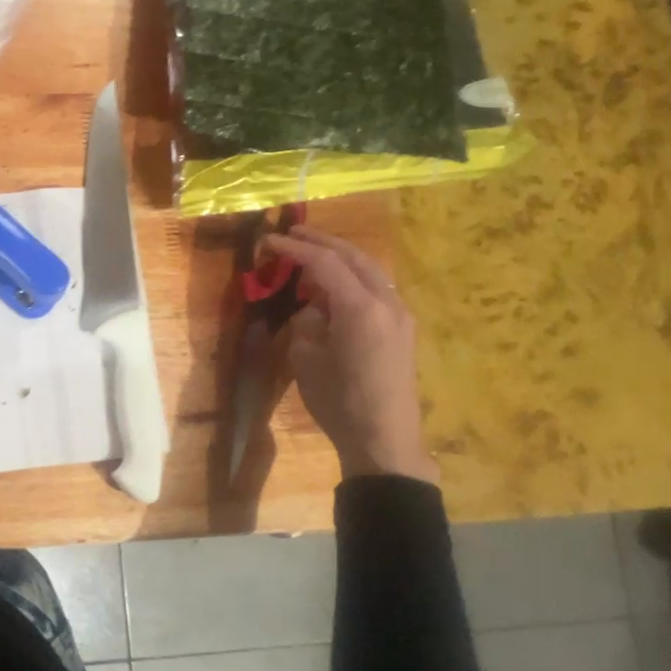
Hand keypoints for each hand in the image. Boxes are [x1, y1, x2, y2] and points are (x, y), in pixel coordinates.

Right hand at [262, 225, 438, 484]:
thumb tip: (313, 308)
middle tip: (292, 234)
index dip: (295, 249)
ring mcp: (400, 315)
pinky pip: (377, 288)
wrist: (384, 437)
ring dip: (341, 257)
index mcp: (359, 308)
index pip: (325, 264)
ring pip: (371, 270)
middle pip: (354, 258)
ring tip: (312, 255)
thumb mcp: (306, 359)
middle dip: (322, 242)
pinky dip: (353, 277)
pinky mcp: (402, 329)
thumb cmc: (338, 401)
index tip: (268, 241)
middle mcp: (386, 302)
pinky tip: (335, 286)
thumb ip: (307, 323)